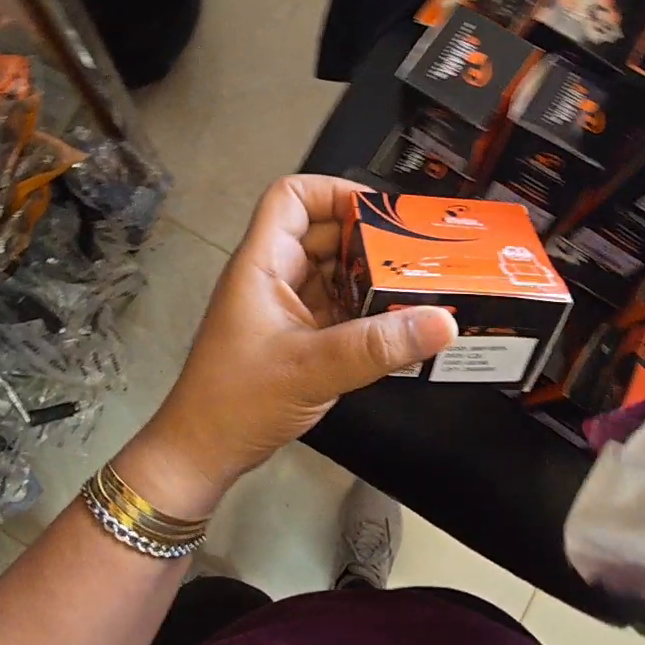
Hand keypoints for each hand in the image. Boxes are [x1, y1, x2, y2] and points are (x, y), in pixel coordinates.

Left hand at [122, 176, 456, 516]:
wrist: (203, 451)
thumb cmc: (236, 401)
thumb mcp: (311, 368)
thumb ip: (376, 346)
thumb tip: (441, 322)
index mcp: (262, 264)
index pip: (291, 197)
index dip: (334, 192)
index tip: (381, 211)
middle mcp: (272, 278)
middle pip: (322, 235)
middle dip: (367, 240)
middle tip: (417, 253)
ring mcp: (282, 309)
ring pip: (331, 274)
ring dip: (369, 278)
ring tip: (416, 287)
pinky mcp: (293, 338)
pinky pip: (334, 309)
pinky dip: (363, 312)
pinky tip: (395, 327)